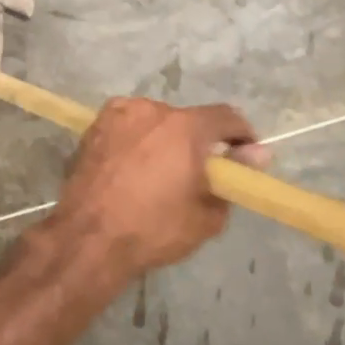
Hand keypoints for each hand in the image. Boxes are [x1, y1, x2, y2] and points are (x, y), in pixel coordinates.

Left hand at [46, 97, 270, 281]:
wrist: (89, 236)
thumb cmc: (154, 228)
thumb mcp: (207, 214)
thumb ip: (233, 178)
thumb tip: (255, 154)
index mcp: (183, 126)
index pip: (226, 117)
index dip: (241, 136)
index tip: (245, 159)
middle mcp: (150, 109)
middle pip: (187, 119)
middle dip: (198, 142)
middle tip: (198, 175)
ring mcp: (117, 114)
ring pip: (154, 121)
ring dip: (165, 139)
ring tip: (160, 174)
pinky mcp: (94, 127)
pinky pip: (127, 128)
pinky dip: (137, 142)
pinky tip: (133, 170)